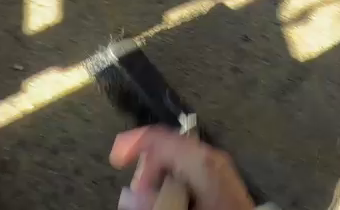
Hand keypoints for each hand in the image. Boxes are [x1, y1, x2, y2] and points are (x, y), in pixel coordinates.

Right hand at [110, 127, 255, 209]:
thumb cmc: (218, 209)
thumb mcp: (181, 207)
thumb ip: (155, 201)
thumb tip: (129, 196)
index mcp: (201, 158)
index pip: (160, 136)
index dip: (134, 142)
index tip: (117, 158)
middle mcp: (210, 155)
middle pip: (168, 148)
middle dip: (147, 168)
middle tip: (137, 194)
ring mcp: (219, 166)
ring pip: (179, 161)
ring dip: (160, 178)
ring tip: (151, 198)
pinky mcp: (222, 180)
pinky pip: (191, 171)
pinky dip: (174, 182)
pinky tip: (170, 198)